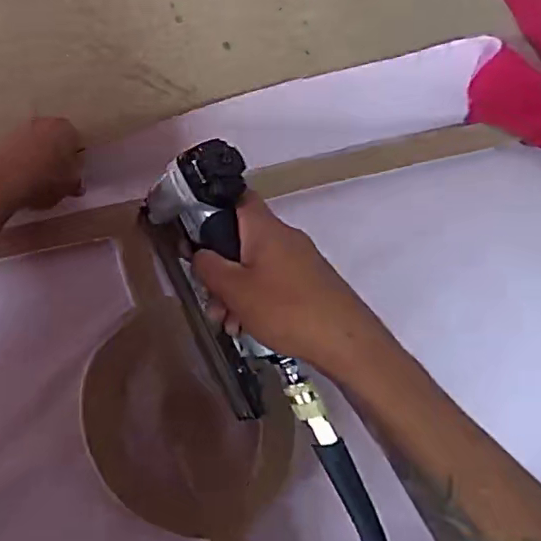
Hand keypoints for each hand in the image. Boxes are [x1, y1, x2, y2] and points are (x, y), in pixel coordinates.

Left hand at [0, 117, 84, 212]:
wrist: (3, 181)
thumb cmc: (44, 181)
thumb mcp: (67, 187)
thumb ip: (75, 183)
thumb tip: (78, 184)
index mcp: (65, 129)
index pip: (75, 141)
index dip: (73, 160)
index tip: (69, 174)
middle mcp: (43, 122)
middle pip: (53, 138)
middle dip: (54, 154)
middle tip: (53, 176)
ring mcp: (20, 128)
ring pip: (34, 142)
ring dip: (35, 155)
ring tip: (33, 178)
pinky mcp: (1, 139)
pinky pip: (17, 150)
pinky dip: (19, 159)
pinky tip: (18, 176)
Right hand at [191, 193, 384, 376]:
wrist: (346, 343)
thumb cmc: (286, 309)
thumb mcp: (234, 289)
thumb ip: (208, 267)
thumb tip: (199, 253)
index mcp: (265, 229)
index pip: (238, 197)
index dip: (212, 207)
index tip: (195, 233)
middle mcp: (284, 238)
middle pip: (241, 240)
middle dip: (219, 269)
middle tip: (210, 298)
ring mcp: (300, 261)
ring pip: (254, 266)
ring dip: (235, 292)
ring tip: (228, 322)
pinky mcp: (309, 284)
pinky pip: (272, 283)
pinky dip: (255, 300)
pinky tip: (249, 326)